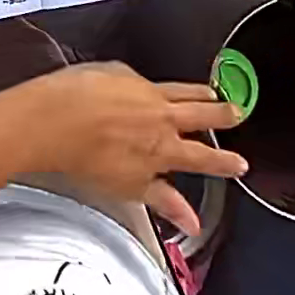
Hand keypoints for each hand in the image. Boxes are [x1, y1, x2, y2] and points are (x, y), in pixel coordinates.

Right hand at [0, 63, 245, 235]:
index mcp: (152, 93)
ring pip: (197, 159)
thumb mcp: (109, 71)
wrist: (56, 120)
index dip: (205, 94)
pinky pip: (164, 199)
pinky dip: (180, 213)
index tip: (215, 96)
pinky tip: (192, 223)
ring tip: (239, 165)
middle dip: (224, 118)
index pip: (187, 93)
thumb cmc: (74, 91)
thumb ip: (132, 83)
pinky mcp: (138, 182)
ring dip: (221, 161)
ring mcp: (154, 154)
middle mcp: (160, 123)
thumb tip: (138, 90)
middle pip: (202, 119)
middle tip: (237, 116)